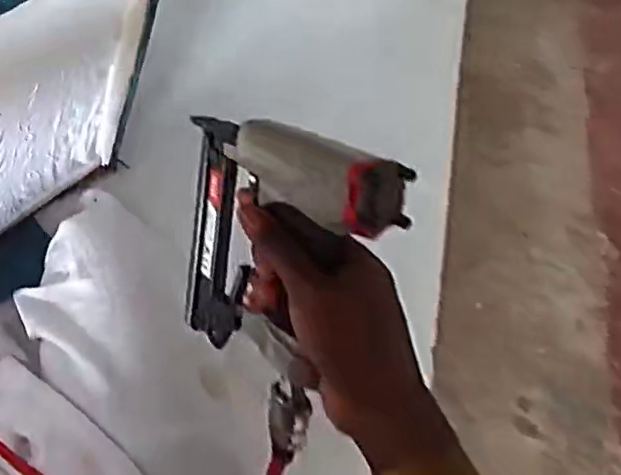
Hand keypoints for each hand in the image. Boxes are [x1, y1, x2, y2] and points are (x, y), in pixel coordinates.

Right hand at [239, 191, 459, 471]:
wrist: (375, 409)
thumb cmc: (359, 350)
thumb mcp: (307, 288)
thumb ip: (276, 245)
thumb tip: (253, 210)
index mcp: (355, 260)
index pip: (300, 221)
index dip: (271, 222)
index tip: (245, 216)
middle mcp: (347, 278)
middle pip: (287, 251)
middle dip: (268, 266)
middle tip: (268, 281)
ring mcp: (336, 302)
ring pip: (283, 278)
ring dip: (269, 291)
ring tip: (271, 307)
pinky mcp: (325, 324)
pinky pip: (288, 303)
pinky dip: (277, 310)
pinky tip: (279, 321)